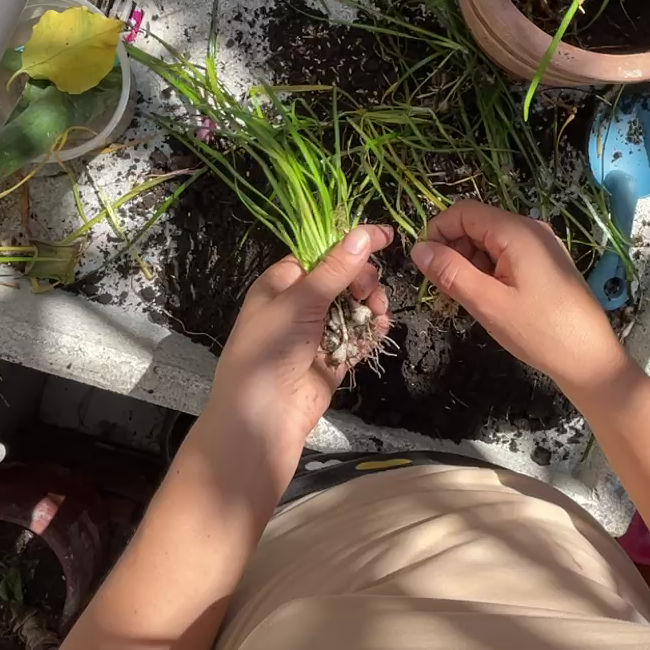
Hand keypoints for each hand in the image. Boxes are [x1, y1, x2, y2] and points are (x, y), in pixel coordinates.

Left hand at [198, 224, 394, 464]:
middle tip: (369, 292)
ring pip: (355, 306)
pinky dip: (372, 329)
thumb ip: (335, 269)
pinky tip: (381, 327)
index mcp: (282, 283)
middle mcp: (300, 303)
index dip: (351, 244)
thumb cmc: (271, 349)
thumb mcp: (301, 302)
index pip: (321, 252)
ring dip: (371, 304)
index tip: (385, 237)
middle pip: (343, 278)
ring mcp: (319, 331)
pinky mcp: (335, 356)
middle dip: (363, 280)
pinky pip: (359, 335)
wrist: (264, 416)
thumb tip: (364, 234)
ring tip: (378, 312)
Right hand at [409, 201, 630, 397]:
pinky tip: (490, 300)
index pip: (463, 212)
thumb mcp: (487, 303)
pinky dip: (489, 271)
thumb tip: (419, 249)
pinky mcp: (546, 264)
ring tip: (469, 298)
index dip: (437, 232)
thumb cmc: (539, 331)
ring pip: (490, 242)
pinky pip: (506, 256)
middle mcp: (530, 229)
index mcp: (517, 231)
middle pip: (477, 224)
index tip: (424, 265)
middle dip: (453, 249)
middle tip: (445, 288)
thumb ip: (450, 272)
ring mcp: (541, 246)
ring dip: (470, 263)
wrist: (590, 358)